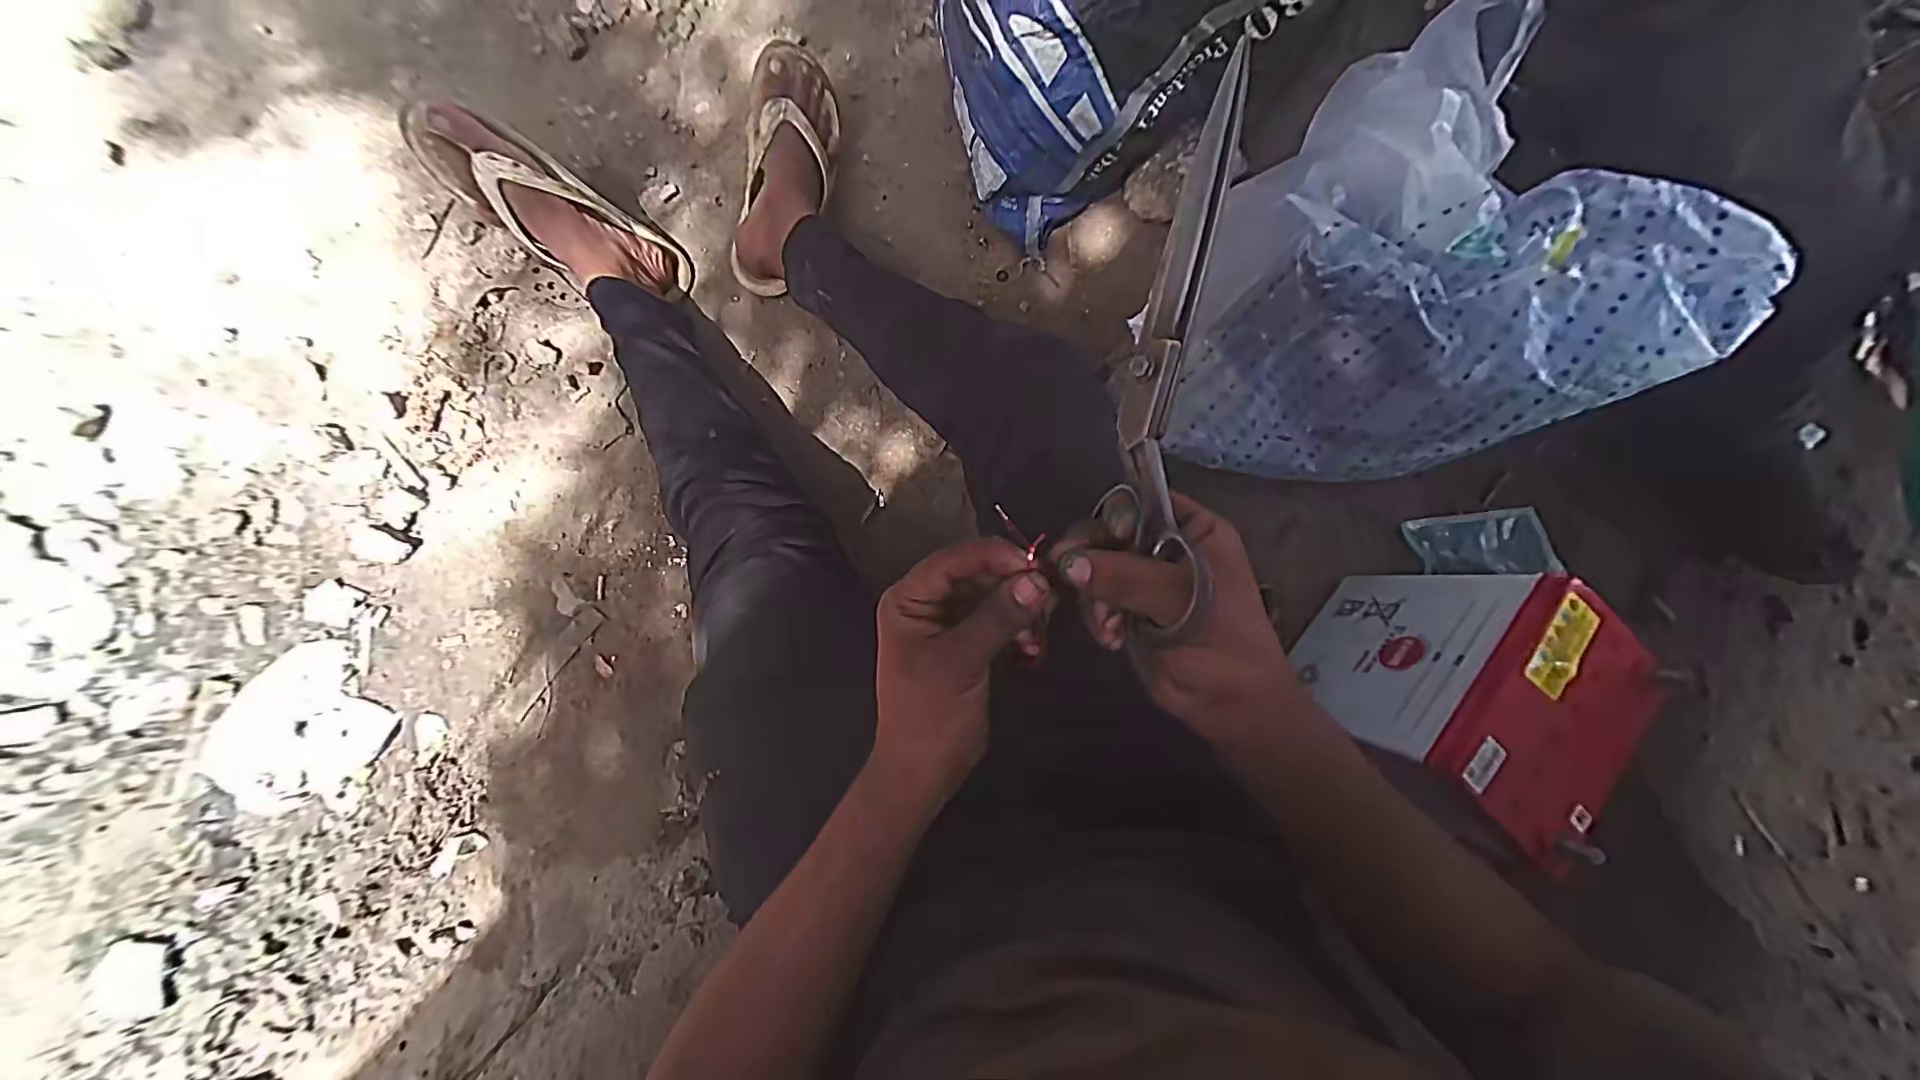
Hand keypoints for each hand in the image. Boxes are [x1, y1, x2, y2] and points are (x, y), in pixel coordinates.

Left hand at [872, 538, 1051, 802]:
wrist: (925, 770)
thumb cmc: (930, 715)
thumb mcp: (962, 661)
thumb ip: (998, 617)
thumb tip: (1038, 581)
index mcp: (908, 600)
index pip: (951, 561)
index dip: (992, 555)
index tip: (1032, 563)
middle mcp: (926, 603)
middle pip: (976, 575)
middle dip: (1012, 585)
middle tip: (1048, 599)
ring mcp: (948, 622)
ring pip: (992, 596)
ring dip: (1020, 610)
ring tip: (1035, 638)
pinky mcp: (969, 641)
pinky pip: (999, 619)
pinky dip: (1018, 628)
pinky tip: (1031, 649)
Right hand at [1050, 491, 1299, 742]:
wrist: (1230, 704)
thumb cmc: (1222, 641)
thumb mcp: (1179, 599)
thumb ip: (1125, 576)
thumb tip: (1068, 563)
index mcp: (1193, 529)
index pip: (1142, 501)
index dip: (1116, 516)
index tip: (1100, 542)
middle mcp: (1165, 546)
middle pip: (1109, 532)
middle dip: (1090, 558)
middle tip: (1070, 578)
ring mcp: (1144, 579)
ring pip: (1094, 565)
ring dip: (1091, 594)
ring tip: (1107, 625)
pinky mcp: (1127, 608)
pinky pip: (1095, 597)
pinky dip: (1095, 614)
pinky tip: (1110, 637)